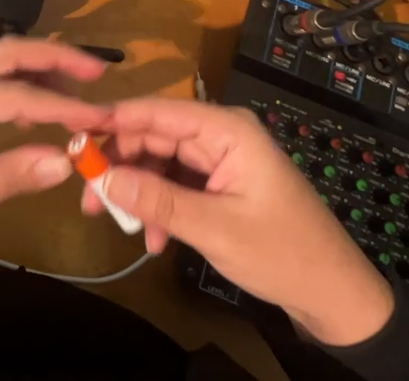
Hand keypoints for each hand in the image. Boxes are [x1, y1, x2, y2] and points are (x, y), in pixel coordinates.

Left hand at [0, 37, 109, 254]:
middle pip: (8, 52)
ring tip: (80, 86)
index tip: (102, 115)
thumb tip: (67, 160)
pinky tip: (42, 102)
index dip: (62, 105)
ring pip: (0, 59)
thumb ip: (13, 174)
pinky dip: (22, 81)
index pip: (16, 93)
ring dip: (40, 66)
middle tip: (98, 73)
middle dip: (54, 57)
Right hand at [91, 98, 394, 346]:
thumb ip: (158, 201)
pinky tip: (153, 240)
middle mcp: (219, 135)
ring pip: (159, 161)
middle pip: (153, 135)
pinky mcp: (218, 184)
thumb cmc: (283, 253)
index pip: (157, 111)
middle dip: (120, 163)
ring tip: (113, 221)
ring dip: (137, 191)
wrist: (336, 296)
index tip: (73, 132)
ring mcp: (219, 160)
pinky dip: (158, 207)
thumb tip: (102, 178)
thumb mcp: (216, 229)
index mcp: (225, 130)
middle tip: (86, 192)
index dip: (113, 119)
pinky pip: (174, 184)